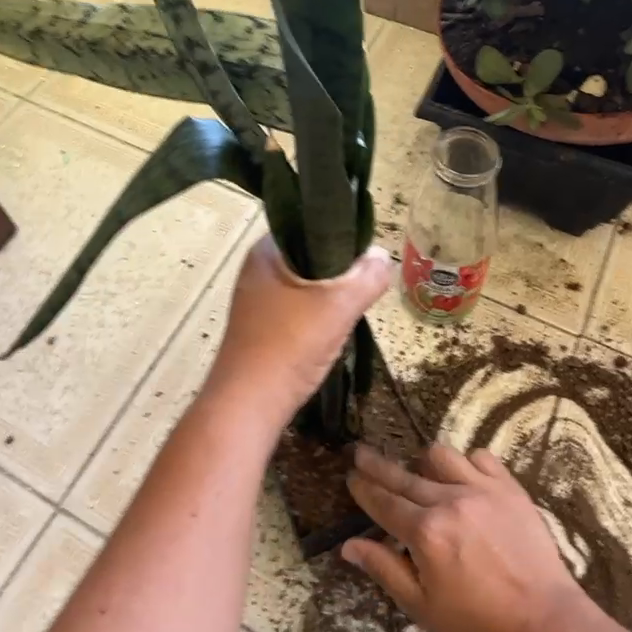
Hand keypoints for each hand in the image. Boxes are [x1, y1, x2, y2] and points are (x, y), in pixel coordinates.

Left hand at [202, 237, 391, 425]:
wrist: (248, 405)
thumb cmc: (289, 346)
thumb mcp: (338, 307)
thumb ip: (366, 278)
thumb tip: (383, 255)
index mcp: (265, 251)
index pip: (310, 225)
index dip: (341, 235)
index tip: (366, 256)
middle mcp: (255, 270)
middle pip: (310, 258)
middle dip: (339, 272)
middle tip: (364, 285)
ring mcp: (255, 301)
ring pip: (305, 287)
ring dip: (329, 298)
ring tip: (351, 309)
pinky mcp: (258, 328)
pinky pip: (296, 310)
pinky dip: (315, 318)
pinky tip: (331, 332)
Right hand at [342, 444, 605, 631]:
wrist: (544, 620)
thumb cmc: (479, 621)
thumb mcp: (422, 607)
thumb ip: (384, 569)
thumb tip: (348, 546)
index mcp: (425, 533)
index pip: (383, 502)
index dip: (363, 487)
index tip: (351, 475)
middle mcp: (449, 501)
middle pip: (403, 475)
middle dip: (376, 464)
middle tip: (360, 452)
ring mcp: (481, 489)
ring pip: (440, 455)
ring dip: (424, 462)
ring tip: (421, 473)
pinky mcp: (509, 487)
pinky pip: (480, 457)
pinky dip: (467, 463)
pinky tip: (465, 478)